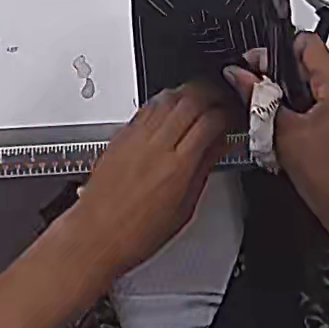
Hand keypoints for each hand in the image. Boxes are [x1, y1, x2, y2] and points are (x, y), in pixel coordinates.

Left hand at [62, 82, 229, 284]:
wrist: (97, 234)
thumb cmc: (137, 232)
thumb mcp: (184, 208)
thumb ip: (204, 169)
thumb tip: (218, 146)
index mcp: (178, 167)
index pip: (210, 122)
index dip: (227, 114)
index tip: (231, 117)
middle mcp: (157, 146)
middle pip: (191, 100)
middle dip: (212, 94)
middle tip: (221, 101)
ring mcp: (138, 137)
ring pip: (169, 96)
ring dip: (189, 93)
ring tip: (200, 99)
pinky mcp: (122, 134)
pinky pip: (148, 106)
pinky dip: (165, 101)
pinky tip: (171, 108)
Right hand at [225, 35, 328, 246]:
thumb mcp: (284, 133)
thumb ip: (258, 98)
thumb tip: (239, 75)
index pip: (306, 43)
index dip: (276, 49)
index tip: (256, 64)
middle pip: (307, 62)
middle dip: (278, 74)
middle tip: (258, 91)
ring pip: (311, 82)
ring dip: (287, 93)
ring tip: (272, 114)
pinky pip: (319, 100)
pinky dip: (299, 107)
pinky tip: (286, 127)